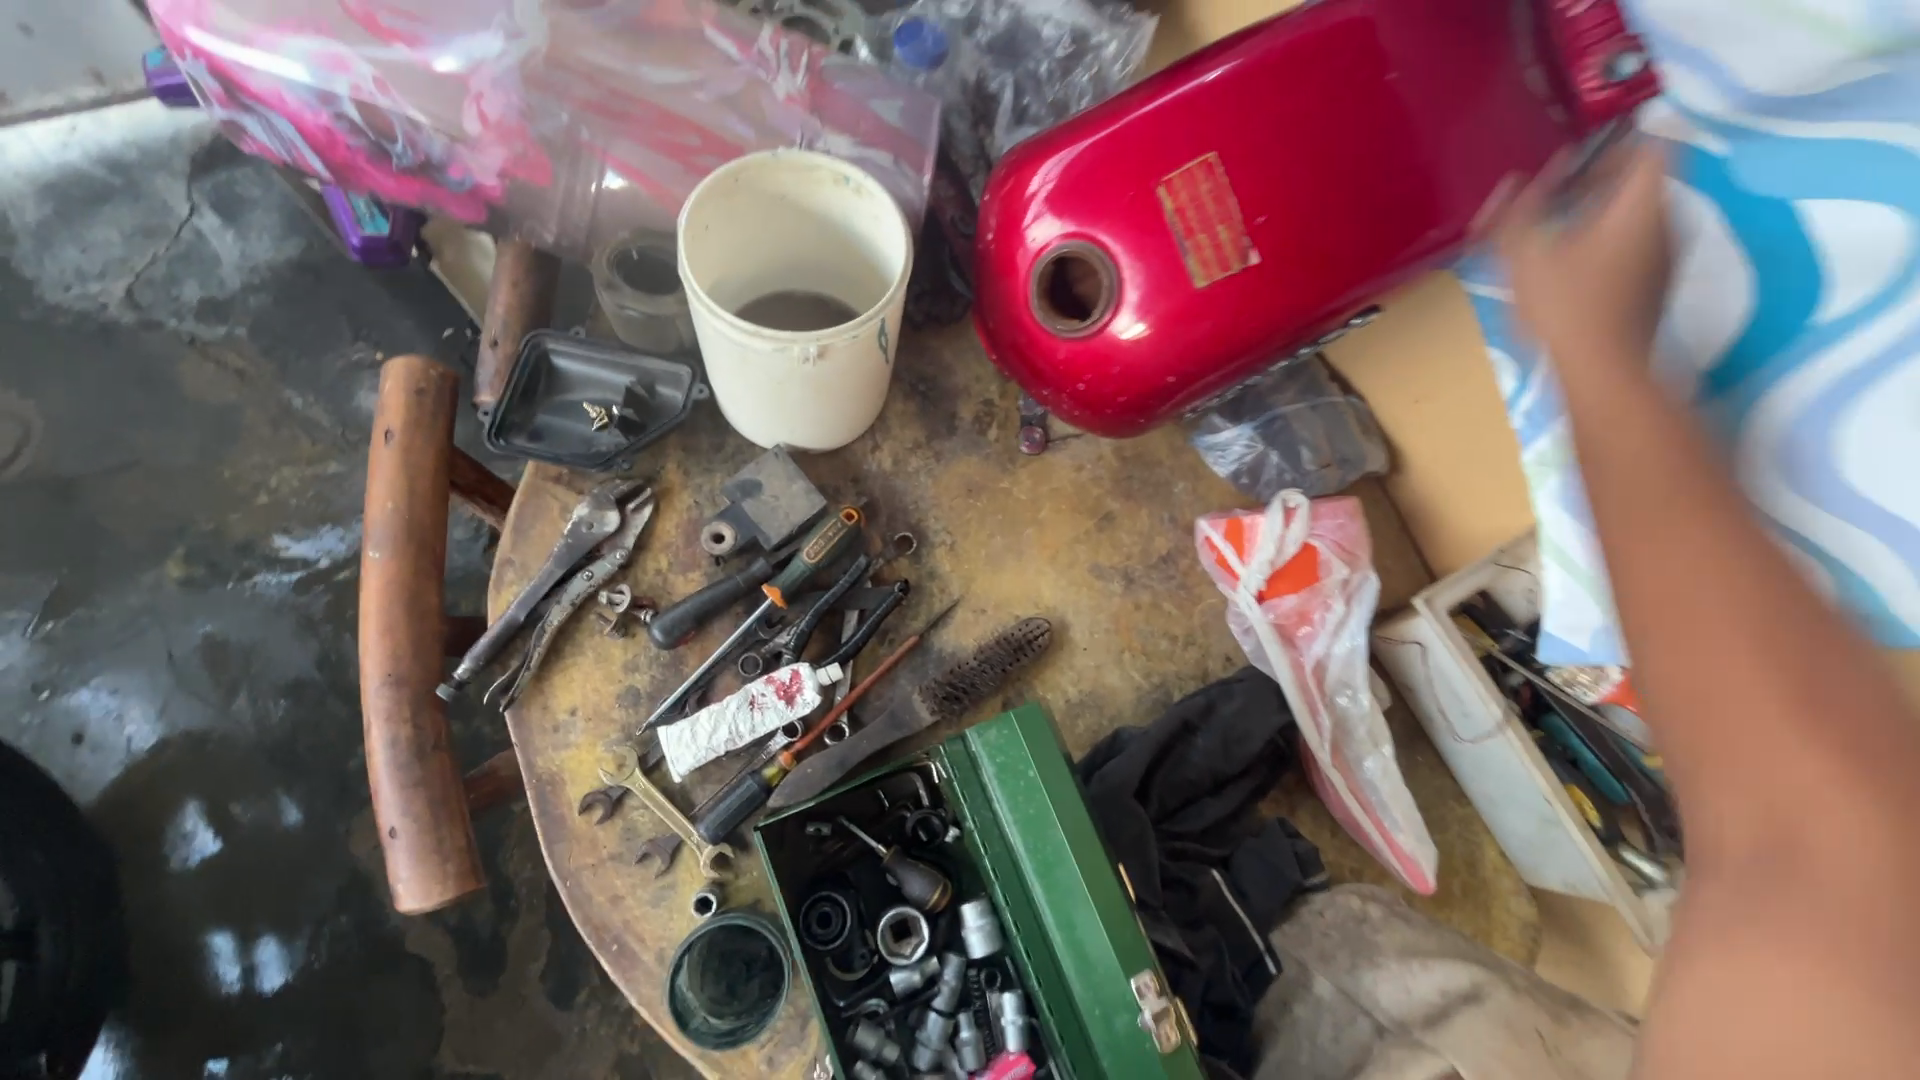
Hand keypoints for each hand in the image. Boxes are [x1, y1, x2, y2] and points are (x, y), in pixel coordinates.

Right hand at [1498, 136, 1672, 368]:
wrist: (1603, 371)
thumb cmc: (1566, 307)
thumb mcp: (1524, 256)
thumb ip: (1515, 215)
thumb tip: (1512, 185)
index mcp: (1641, 204)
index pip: (1650, 144)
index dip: (1620, 136)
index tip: (1585, 146)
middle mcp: (1667, 220)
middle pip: (1645, 180)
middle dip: (1604, 178)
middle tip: (1561, 188)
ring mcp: (1667, 255)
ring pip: (1640, 214)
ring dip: (1604, 212)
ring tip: (1562, 226)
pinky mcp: (1656, 285)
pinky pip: (1637, 245)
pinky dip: (1609, 241)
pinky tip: (1574, 264)